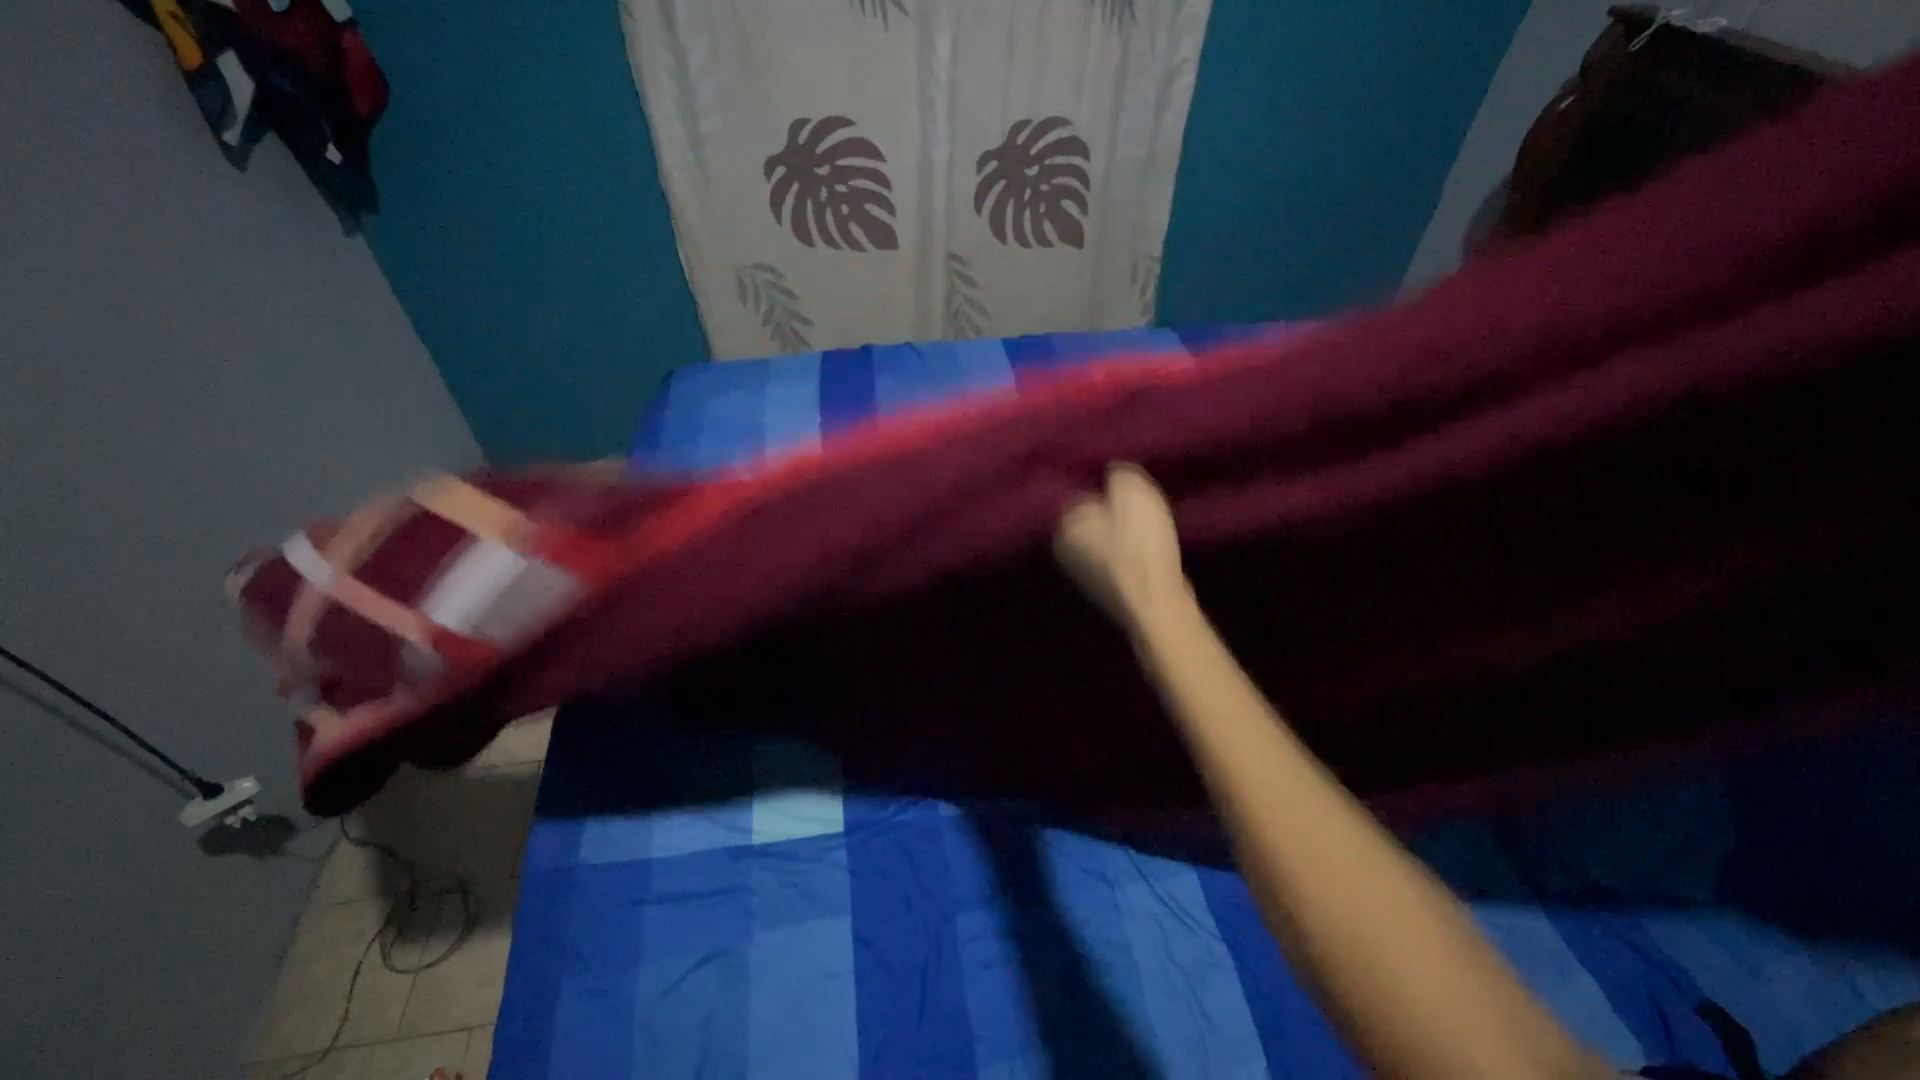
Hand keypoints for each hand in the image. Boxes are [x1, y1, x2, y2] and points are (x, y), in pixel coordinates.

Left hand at [1054, 463, 1190, 631]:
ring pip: (1107, 544)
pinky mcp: (1110, 593)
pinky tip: (1153, 554)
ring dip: (1126, 537)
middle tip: (1142, 506)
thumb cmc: (1139, 543)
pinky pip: (1122, 563)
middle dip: (1112, 514)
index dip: (1103, 488)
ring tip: (1152, 529)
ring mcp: (1087, 577)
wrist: (1156, 601)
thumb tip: (1114, 470)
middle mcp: (1066, 553)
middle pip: (1092, 522)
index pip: (1077, 496)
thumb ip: (1118, 474)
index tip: (1125, 486)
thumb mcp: (1131, 492)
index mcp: (1065, 525)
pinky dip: (1134, 558)